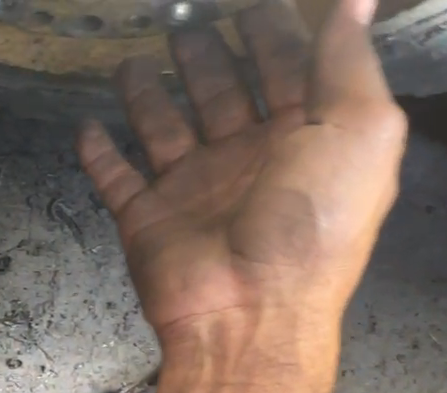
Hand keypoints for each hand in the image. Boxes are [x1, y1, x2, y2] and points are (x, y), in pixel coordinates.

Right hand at [81, 0, 406, 349]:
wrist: (248, 308)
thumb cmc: (312, 219)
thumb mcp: (360, 130)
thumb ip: (349, 63)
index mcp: (302, 135)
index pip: (286, 69)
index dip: (271, 32)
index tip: (251, 2)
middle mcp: (243, 157)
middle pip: (219, 93)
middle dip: (204, 58)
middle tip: (184, 22)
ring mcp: (188, 188)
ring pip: (162, 128)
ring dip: (146, 96)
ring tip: (130, 62)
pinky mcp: (143, 217)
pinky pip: (115, 179)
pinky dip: (98, 155)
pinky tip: (86, 126)